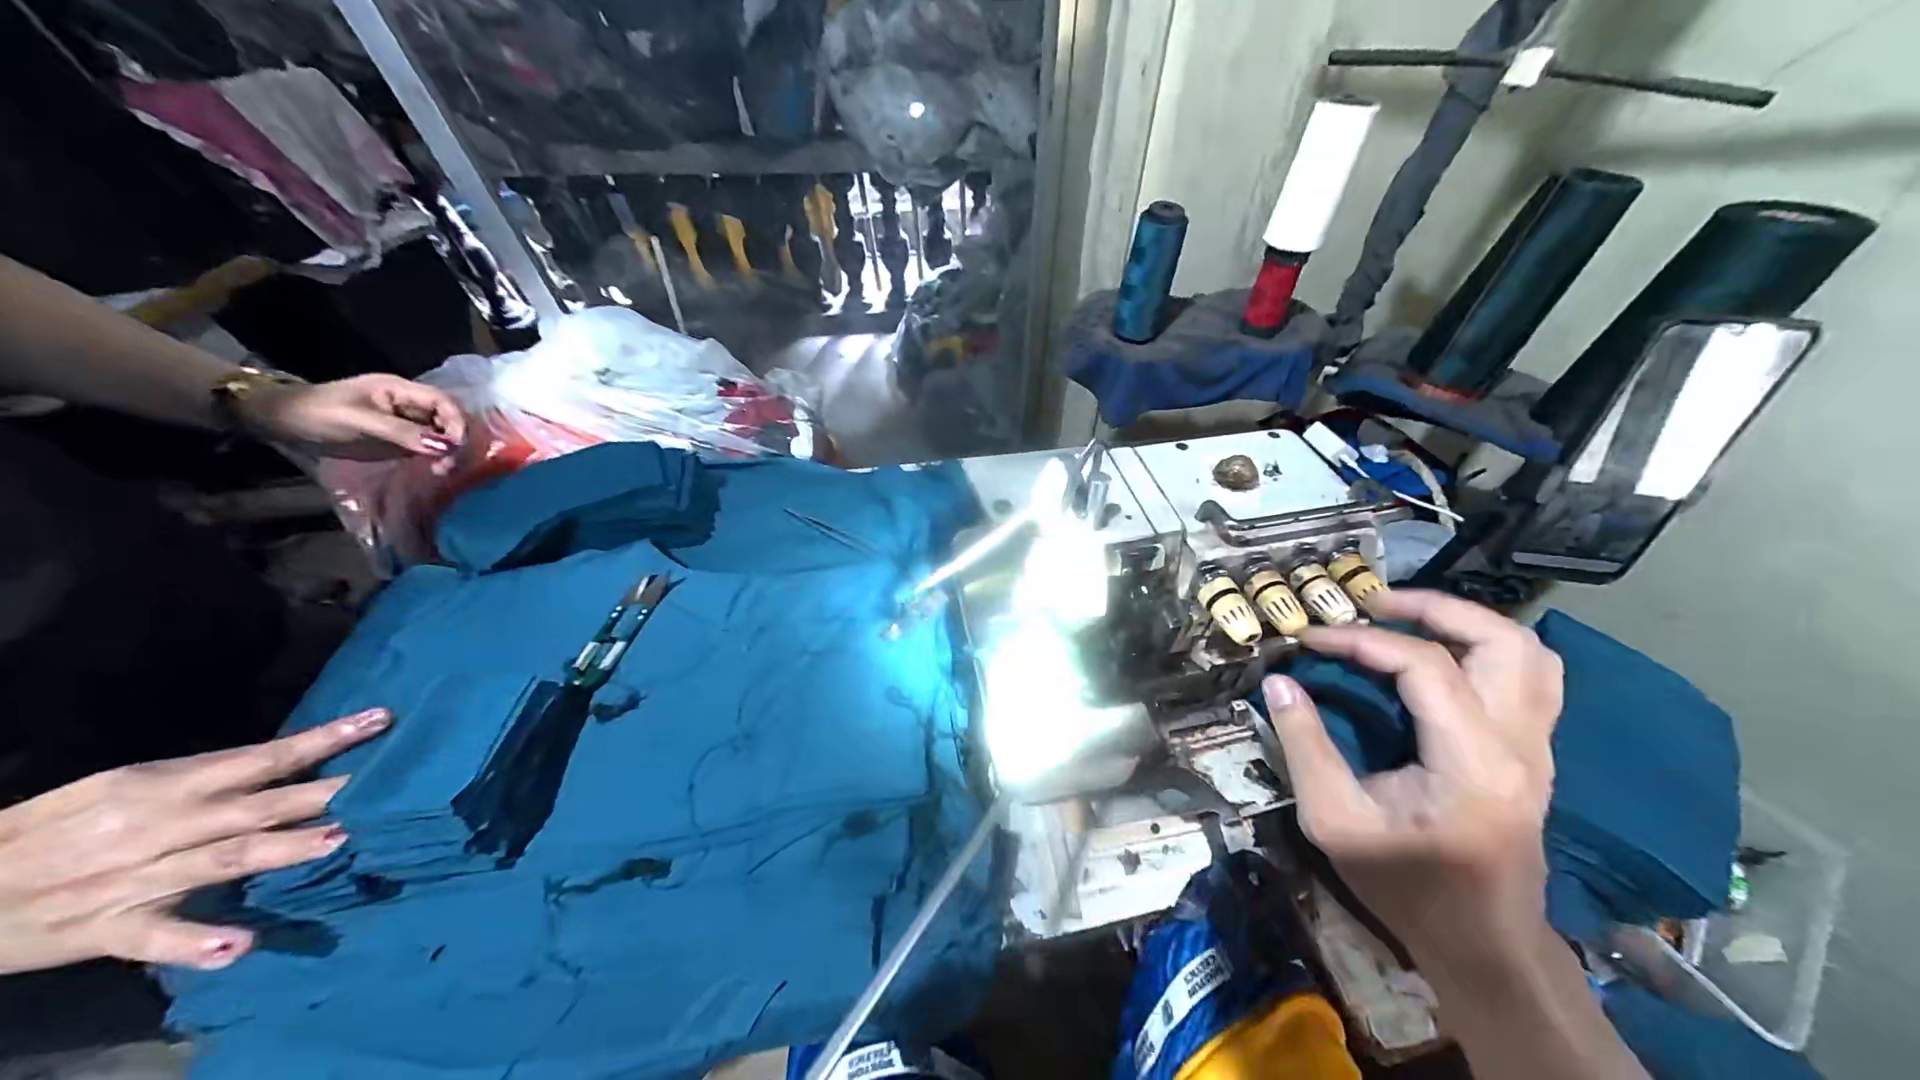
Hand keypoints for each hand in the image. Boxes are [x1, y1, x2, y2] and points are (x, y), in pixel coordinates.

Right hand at [0, 709, 390, 974]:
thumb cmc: (52, 828)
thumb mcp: (126, 785)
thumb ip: (208, 776)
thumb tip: (287, 760)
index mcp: (166, 784)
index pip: (264, 757)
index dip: (326, 739)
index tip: (382, 720)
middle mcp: (160, 826)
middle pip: (261, 805)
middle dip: (326, 794)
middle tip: (394, 783)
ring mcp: (135, 880)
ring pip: (225, 861)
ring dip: (284, 850)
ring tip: (342, 839)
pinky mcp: (103, 931)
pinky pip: (155, 939)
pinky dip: (197, 944)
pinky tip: (242, 946)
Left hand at [239, 374, 465, 471]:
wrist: (280, 423)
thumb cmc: (316, 414)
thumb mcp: (360, 422)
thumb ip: (403, 433)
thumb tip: (447, 447)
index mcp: (401, 390)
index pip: (445, 402)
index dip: (457, 423)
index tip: (455, 448)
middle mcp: (410, 404)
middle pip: (449, 419)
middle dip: (456, 441)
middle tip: (449, 465)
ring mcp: (406, 422)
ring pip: (443, 434)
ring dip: (449, 452)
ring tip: (441, 471)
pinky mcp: (401, 439)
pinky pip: (430, 446)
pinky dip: (438, 458)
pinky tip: (435, 470)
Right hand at [1262, 589, 1562, 960]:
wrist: (1483, 943)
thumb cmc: (1406, 887)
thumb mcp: (1334, 822)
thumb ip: (1305, 746)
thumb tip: (1280, 683)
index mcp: (1472, 764)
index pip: (1425, 667)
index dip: (1362, 640)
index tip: (1309, 639)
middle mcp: (1520, 747)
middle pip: (1504, 642)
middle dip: (1435, 608)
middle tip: (1373, 604)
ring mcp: (1538, 750)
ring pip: (1530, 654)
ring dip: (1467, 623)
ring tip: (1405, 618)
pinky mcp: (1534, 755)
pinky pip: (1529, 678)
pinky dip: (1484, 649)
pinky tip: (1438, 656)